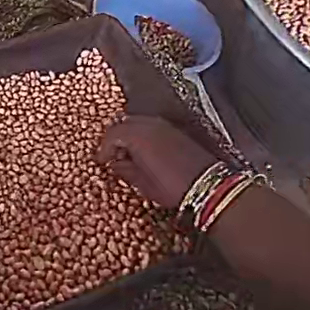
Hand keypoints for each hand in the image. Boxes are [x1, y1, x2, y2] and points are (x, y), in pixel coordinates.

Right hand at [97, 115, 217, 207]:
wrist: (208, 186)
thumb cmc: (172, 186)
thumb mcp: (142, 183)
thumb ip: (125, 170)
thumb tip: (116, 165)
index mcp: (136, 135)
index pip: (112, 135)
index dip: (103, 149)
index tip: (101, 161)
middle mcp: (149, 125)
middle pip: (123, 124)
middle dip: (115, 139)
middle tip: (112, 156)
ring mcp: (164, 126)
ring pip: (138, 122)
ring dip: (129, 135)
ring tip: (128, 154)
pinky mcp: (176, 131)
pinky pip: (151, 126)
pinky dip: (143, 135)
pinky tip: (145, 152)